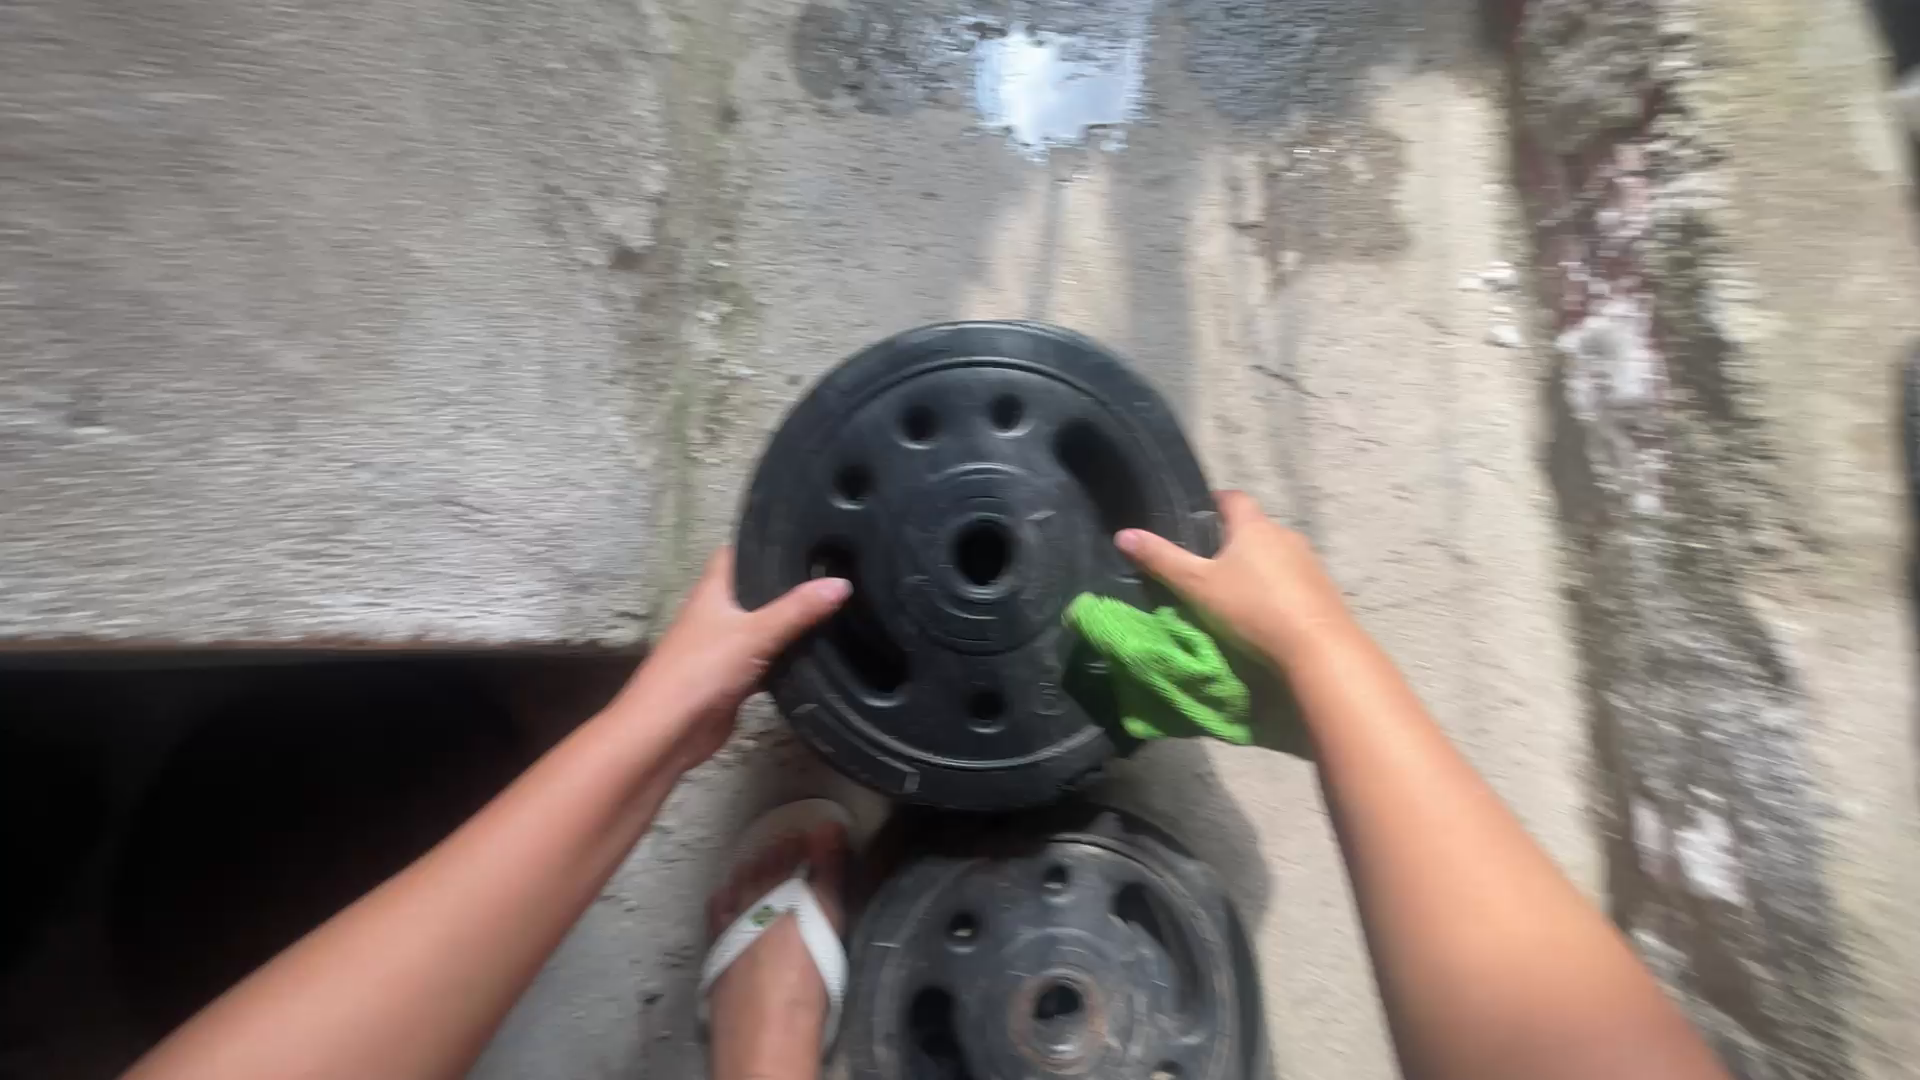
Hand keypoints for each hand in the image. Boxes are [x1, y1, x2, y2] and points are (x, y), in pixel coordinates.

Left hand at [609, 549, 849, 767]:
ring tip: (835, 605)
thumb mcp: (755, 633)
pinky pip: (768, 660)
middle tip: (833, 569)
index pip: (738, 552)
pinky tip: (817, 653)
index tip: (804, 533)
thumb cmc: (701, 670)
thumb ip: (799, 609)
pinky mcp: (735, 678)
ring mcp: (725, 646)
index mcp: (714, 590)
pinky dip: (788, 658)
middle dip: (788, 582)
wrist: (668, 733)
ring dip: (790, 621)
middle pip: (756, 589)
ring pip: (764, 626)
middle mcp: (718, 613)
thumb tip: (843, 583)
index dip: (764, 539)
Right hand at [1116, 490, 1351, 667]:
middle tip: (1206, 559)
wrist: (1319, 648)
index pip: (1233, 497)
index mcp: (1253, 526)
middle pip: (1254, 527)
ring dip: (1256, 564)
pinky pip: (1293, 578)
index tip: (1197, 512)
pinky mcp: (1324, 590)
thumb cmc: (1252, 607)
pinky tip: (1264, 608)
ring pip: (1275, 553)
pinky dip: (1276, 586)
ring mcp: (1309, 562)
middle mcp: (1285, 535)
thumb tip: (1122, 534)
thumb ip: (1161, 559)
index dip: (1214, 501)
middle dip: (1232, 538)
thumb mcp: (1196, 585)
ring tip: (1233, 588)